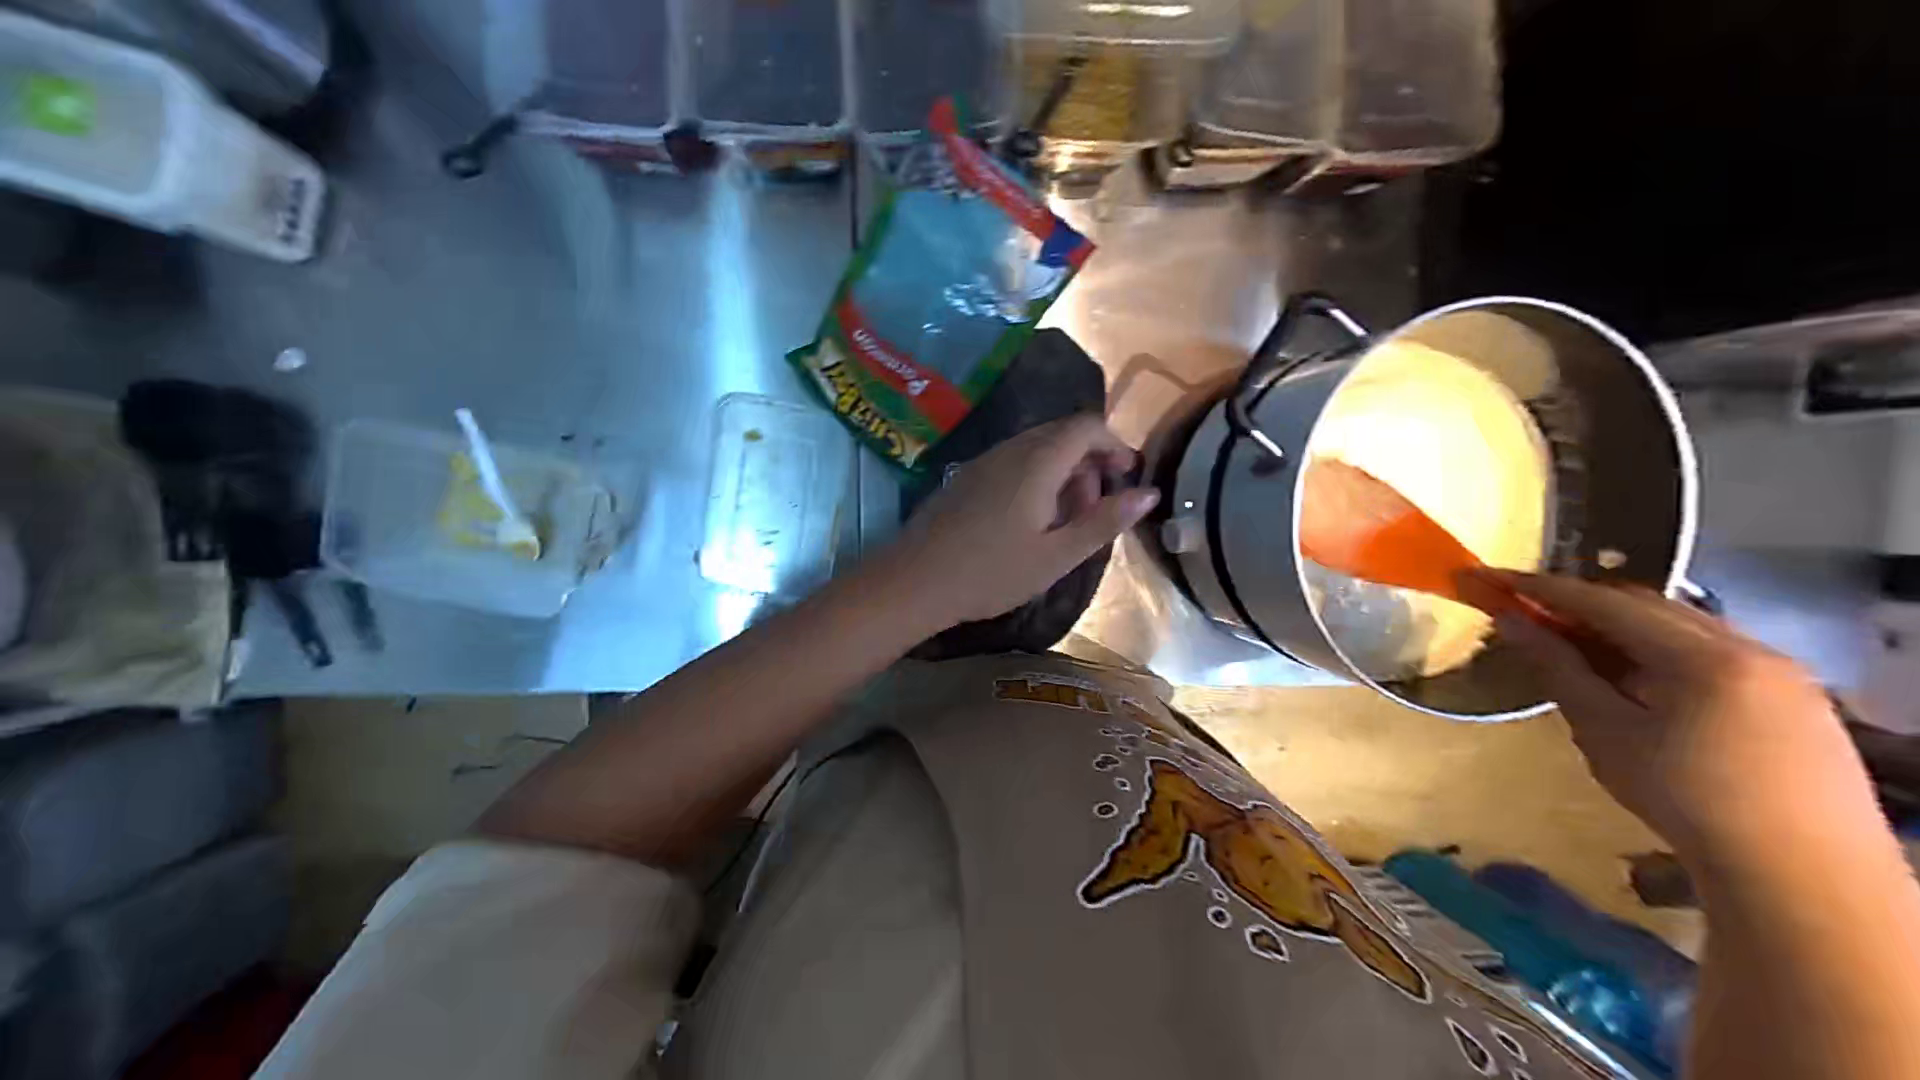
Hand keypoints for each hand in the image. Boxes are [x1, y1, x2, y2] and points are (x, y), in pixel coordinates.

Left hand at [878, 414, 1158, 630]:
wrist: (914, 582)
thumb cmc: (991, 573)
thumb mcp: (1057, 556)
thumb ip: (1104, 522)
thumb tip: (1149, 494)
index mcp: (1037, 462)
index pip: (1086, 426)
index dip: (1115, 445)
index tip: (1127, 479)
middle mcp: (1010, 450)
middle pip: (1062, 433)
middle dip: (1090, 461)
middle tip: (1097, 508)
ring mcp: (984, 461)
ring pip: (1036, 448)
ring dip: (1063, 472)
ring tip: (1066, 521)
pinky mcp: (967, 477)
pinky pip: (1013, 462)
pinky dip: (1036, 478)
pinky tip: (1031, 521)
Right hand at [1490, 573, 1883, 879]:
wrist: (1803, 875)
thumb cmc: (1684, 798)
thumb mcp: (1603, 730)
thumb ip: (1557, 668)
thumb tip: (1510, 620)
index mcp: (1702, 655)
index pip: (1605, 601)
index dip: (1542, 588)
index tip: (1493, 579)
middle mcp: (1749, 646)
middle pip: (1647, 604)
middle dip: (1582, 603)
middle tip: (1527, 613)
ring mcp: (1781, 669)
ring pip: (1682, 625)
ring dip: (1622, 626)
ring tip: (1574, 645)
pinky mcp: (1795, 694)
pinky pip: (1712, 649)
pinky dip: (1660, 648)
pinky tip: (1636, 676)